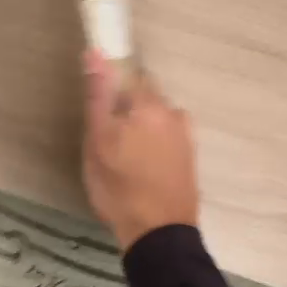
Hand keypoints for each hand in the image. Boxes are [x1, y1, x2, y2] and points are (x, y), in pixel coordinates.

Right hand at [82, 51, 199, 249]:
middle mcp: (173, 112)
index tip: (100, 113)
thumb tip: (96, 52)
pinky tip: (142, 166)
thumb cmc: (120, 186)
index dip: (111, 91)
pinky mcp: (190, 157)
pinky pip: (166, 137)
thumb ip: (97, 94)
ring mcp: (186, 135)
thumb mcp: (97, 139)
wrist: (158, 234)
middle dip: (126, 110)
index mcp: (149, 104)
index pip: (128, 76)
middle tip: (107, 139)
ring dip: (141, 128)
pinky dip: (153, 145)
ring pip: (155, 118)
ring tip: (124, 157)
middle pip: (144, 97)